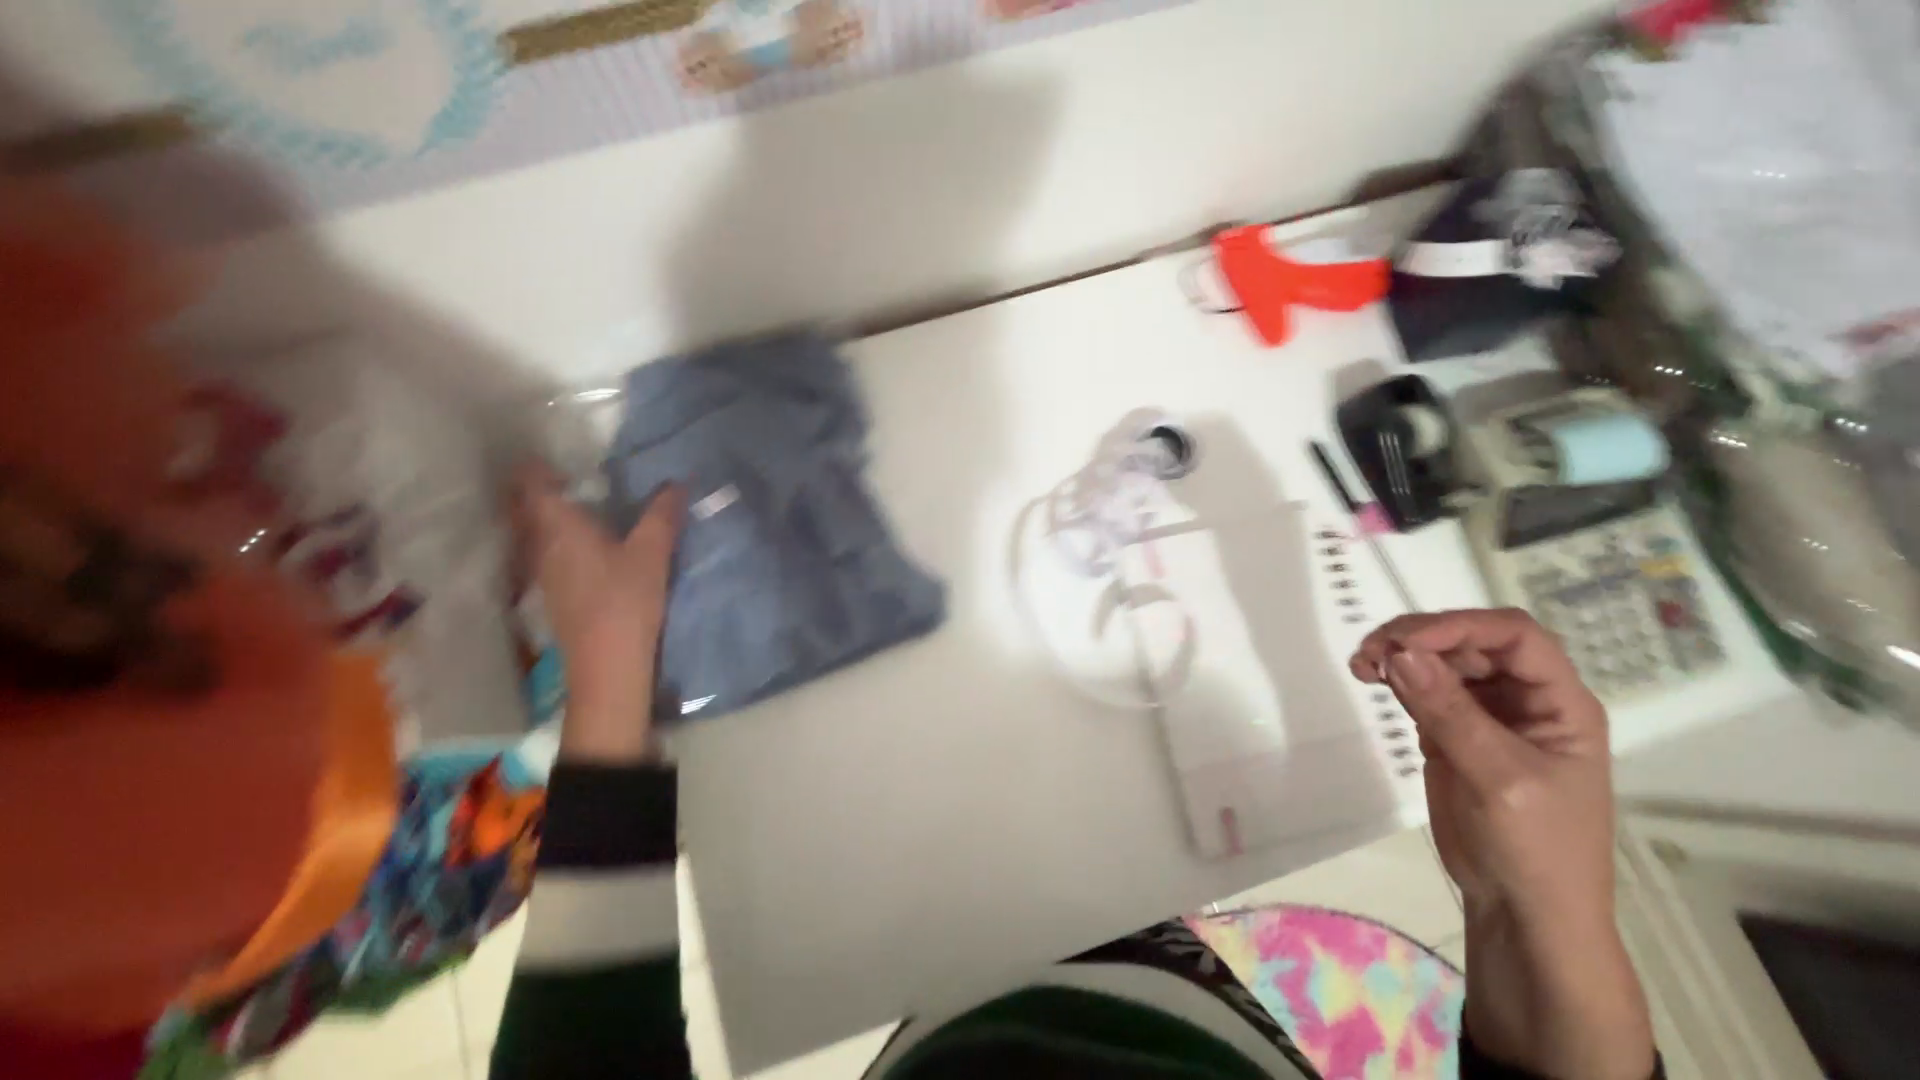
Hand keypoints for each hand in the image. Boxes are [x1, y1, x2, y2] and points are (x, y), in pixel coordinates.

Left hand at [513, 465, 682, 763]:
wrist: (607, 665)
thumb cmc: (625, 600)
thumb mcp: (652, 553)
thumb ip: (662, 515)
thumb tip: (676, 482)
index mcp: (559, 526)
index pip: (531, 486)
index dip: (535, 468)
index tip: (553, 458)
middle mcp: (540, 546)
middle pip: (524, 510)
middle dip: (537, 492)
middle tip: (565, 479)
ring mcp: (541, 573)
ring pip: (532, 534)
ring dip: (546, 519)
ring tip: (577, 510)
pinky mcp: (551, 596)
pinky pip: (543, 555)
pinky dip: (555, 543)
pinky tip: (582, 549)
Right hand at [1349, 609, 1653, 1079]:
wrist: (1525, 911)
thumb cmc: (1537, 847)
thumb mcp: (1499, 777)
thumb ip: (1450, 712)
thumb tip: (1400, 653)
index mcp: (1560, 702)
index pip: (1514, 636)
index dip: (1461, 626)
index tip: (1405, 642)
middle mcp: (1525, 699)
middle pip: (1473, 643)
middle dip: (1422, 638)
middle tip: (1371, 651)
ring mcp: (1488, 716)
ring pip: (1444, 662)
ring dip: (1403, 655)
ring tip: (1362, 663)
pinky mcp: (1454, 735)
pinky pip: (1425, 691)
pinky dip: (1397, 679)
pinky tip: (1371, 678)